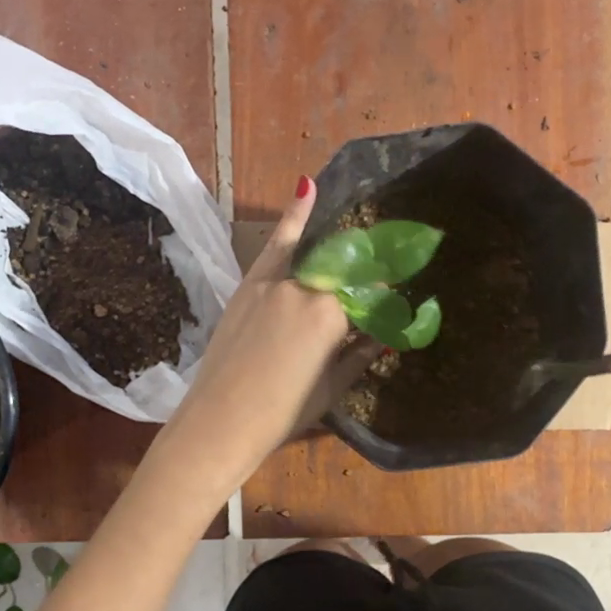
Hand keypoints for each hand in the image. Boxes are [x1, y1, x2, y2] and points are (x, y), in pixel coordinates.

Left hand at [155, 178, 373, 494]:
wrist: (220, 422)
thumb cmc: (281, 415)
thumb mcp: (330, 389)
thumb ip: (359, 356)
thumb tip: (383, 337)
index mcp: (331, 315)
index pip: (370, 293)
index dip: (383, 301)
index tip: (391, 309)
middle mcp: (305, 288)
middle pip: (344, 275)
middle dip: (363, 279)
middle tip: (376, 286)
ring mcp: (273, 282)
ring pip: (315, 260)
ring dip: (337, 257)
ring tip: (359, 248)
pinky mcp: (249, 285)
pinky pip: (277, 244)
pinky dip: (294, 217)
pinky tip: (306, 188)